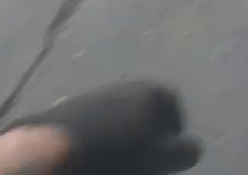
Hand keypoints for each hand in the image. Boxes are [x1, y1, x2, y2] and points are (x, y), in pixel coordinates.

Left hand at [2, 81, 202, 174]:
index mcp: (150, 91)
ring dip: (121, 136)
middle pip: (144, 109)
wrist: (50, 150)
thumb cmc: (112, 153)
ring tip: (116, 161)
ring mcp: (95, 96)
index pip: (172, 105)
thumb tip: (196, 149)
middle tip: (145, 157)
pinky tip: (92, 157)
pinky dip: (98, 140)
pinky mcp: (68, 111)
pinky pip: (93, 124)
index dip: (174, 129)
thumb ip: (178, 153)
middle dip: (147, 131)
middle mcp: (126, 87)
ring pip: (117, 116)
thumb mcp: (153, 158)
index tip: (170, 152)